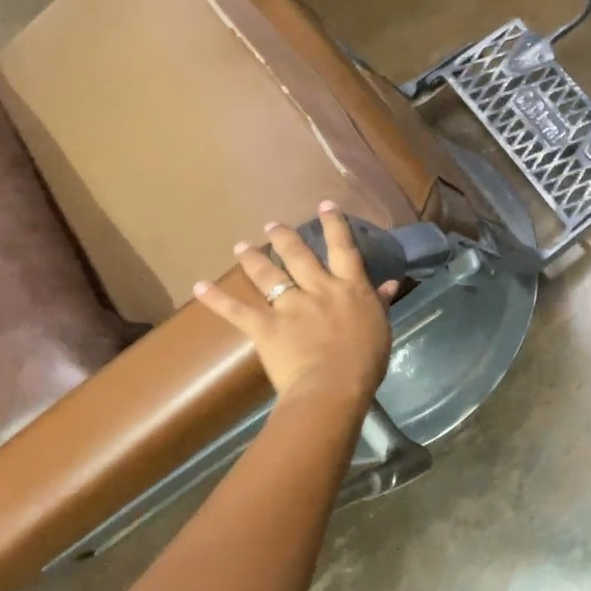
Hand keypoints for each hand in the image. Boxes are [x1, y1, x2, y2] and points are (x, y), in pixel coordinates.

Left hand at [193, 201, 399, 404]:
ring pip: (269, 275)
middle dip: (285, 237)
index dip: (334, 224)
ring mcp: (291, 306)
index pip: (343, 248)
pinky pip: (238, 310)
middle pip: (300, 255)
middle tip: (272, 224)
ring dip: (254, 258)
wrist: (334, 385)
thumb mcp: (381, 327)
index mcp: (351, 288)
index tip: (325, 205)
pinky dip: (217, 298)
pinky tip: (200, 285)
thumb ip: (380, 303)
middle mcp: (320, 289)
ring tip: (241, 246)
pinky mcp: (267, 327)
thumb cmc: (366, 360)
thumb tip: (389, 284)